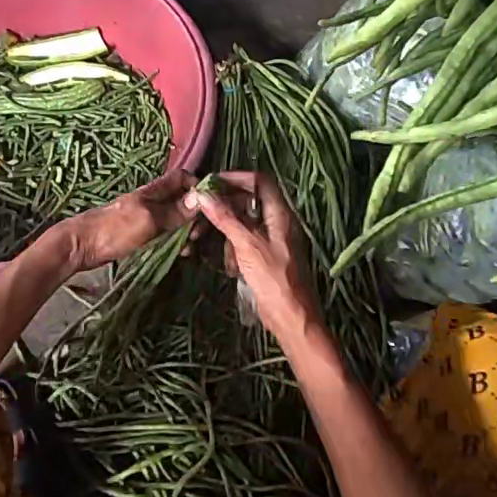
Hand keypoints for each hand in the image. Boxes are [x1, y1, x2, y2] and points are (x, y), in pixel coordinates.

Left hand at [50, 169, 197, 271]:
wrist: (80, 247)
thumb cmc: (113, 231)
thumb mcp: (147, 220)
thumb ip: (173, 211)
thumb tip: (201, 199)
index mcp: (153, 191)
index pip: (182, 178)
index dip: (198, 187)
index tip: (210, 207)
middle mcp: (152, 200)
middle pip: (182, 199)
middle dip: (196, 214)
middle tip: (199, 234)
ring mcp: (146, 217)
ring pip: (176, 218)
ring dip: (187, 230)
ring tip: (191, 248)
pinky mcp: (141, 233)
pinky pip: (166, 232)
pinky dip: (176, 240)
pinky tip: (180, 253)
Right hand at [186, 172, 323, 341]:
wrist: (293, 319)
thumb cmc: (274, 280)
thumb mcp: (247, 246)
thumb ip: (225, 218)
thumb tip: (203, 194)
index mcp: (281, 214)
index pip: (259, 181)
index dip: (236, 177)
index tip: (211, 183)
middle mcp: (279, 222)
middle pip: (249, 201)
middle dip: (226, 207)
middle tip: (204, 212)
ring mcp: (273, 240)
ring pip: (245, 223)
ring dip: (229, 232)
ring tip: (217, 245)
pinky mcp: (266, 257)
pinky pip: (246, 243)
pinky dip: (235, 250)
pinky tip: (232, 266)